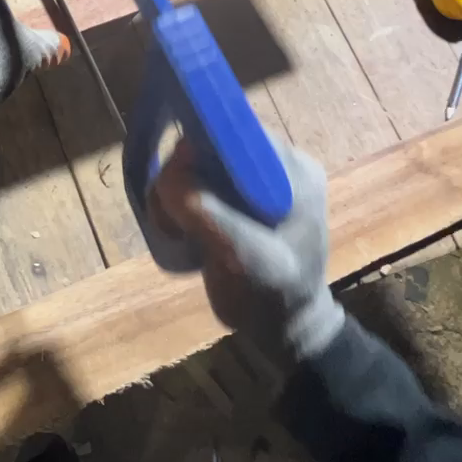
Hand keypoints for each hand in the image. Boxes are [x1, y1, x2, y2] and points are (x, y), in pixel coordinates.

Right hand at [152, 139, 344, 367]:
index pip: (233, 129)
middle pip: (207, 143)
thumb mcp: (240, 256)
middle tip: (172, 218)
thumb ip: (206, 210)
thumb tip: (169, 167)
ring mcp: (253, 177)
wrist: (283, 331)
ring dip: (173, 194)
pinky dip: (176, 201)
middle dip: (179, 177)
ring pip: (192, 162)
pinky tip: (180, 229)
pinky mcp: (235, 193)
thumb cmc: (270, 297)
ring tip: (176, 230)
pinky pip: (193, 179)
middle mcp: (274, 162)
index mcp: (291, 168)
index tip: (175, 181)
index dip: (196, 146)